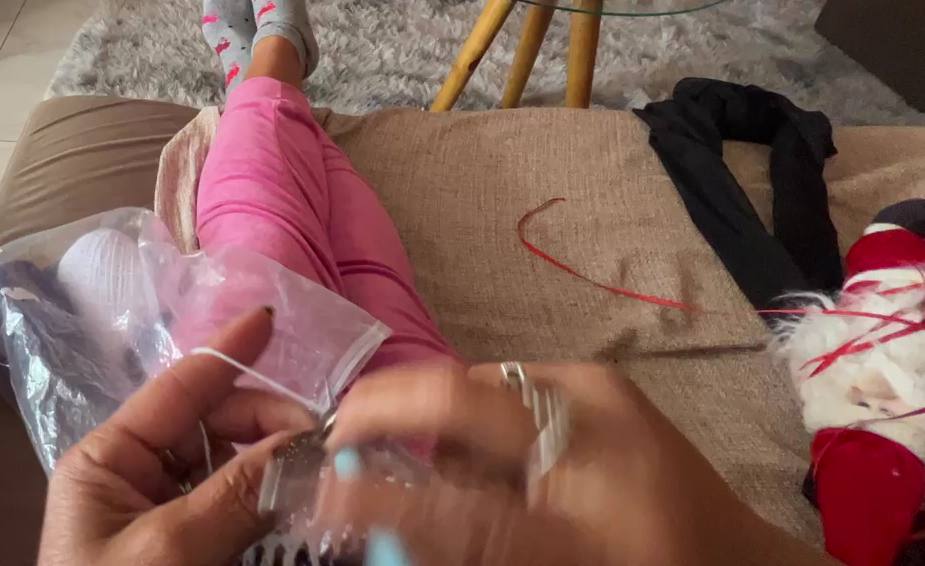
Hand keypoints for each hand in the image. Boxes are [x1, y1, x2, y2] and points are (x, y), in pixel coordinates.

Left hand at [38, 308, 315, 565]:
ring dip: (274, 462)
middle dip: (265, 421)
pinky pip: (235, 512)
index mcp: (110, 458)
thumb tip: (299, 447)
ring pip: (230, 468)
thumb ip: (234, 496)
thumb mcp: (166, 554)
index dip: (226, 350)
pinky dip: (268, 505)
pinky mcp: (189, 553)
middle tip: (323, 440)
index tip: (271, 318)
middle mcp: (137, 475)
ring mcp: (164, 516)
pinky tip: (301, 504)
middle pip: (213, 426)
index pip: (178, 388)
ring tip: (321, 467)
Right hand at [321, 362, 833, 565]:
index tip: (324, 491)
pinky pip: (501, 383)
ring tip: (437, 460)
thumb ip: (467, 548)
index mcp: (595, 537)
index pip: (468, 517)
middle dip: (383, 404)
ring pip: (470, 385)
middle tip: (341, 430)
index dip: (385, 499)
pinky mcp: (598, 377)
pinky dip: (476, 414)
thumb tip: (380, 517)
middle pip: (458, 398)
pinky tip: (492, 449)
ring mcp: (599, 398)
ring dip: (435, 419)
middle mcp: (600, 449)